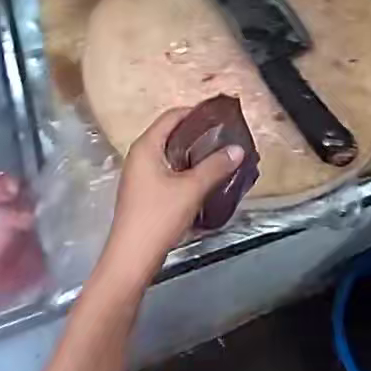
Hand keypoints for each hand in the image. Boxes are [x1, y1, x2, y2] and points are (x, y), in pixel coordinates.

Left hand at [93, 106, 246, 293]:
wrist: (132, 258)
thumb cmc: (158, 216)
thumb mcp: (192, 189)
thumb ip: (216, 166)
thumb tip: (238, 149)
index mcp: (146, 147)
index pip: (172, 116)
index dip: (196, 112)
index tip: (221, 116)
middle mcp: (139, 157)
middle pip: (171, 134)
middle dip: (198, 133)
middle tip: (225, 136)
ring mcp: (140, 176)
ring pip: (171, 154)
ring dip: (194, 153)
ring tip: (220, 155)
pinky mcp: (144, 193)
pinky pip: (168, 170)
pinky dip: (187, 169)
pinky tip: (206, 178)